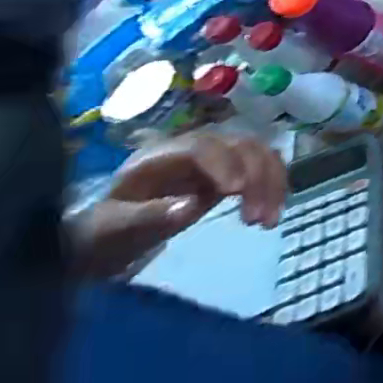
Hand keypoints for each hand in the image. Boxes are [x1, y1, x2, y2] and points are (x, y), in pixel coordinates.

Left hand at [71, 132, 286, 277]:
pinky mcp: (236, 170)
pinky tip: (273, 212)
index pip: (204, 147)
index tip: (236, 191)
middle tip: (256, 219)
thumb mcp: (114, 228)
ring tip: (268, 221)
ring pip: (262, 155)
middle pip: (242, 147)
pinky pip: (266, 169)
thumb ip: (149, 216)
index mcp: (163, 155)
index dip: (224, 163)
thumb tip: (191, 206)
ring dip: (272, 184)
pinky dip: (275, 188)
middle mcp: (199, 147)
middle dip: (257, 178)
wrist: (112, 235)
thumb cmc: (107, 231)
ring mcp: (221, 157)